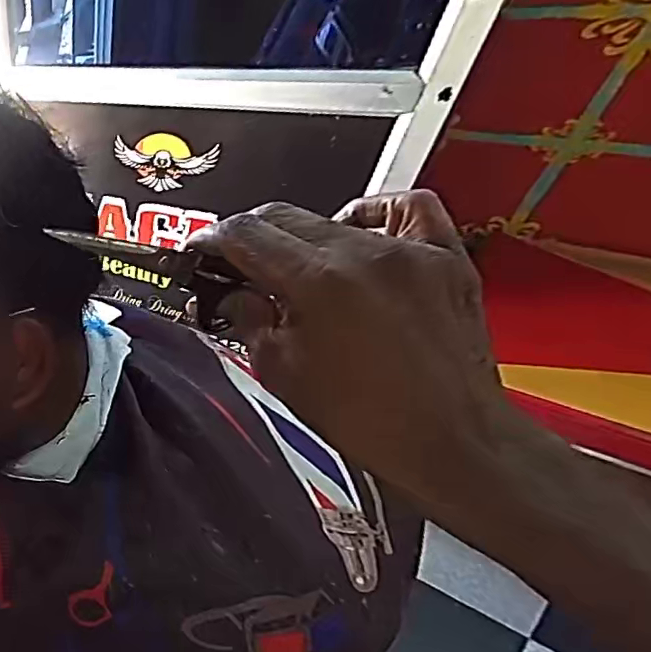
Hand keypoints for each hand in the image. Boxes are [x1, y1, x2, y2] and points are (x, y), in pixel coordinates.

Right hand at [186, 190, 527, 508]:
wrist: (450, 441)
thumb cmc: (367, 417)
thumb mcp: (278, 368)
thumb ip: (248, 318)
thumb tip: (233, 295)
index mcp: (318, 281)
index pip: (244, 233)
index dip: (210, 240)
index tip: (200, 251)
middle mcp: (366, 254)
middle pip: (282, 216)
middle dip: (246, 237)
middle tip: (232, 265)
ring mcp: (411, 251)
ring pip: (331, 214)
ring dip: (298, 235)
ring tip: (292, 265)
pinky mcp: (444, 260)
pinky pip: (406, 210)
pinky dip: (371, 215)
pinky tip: (355, 235)